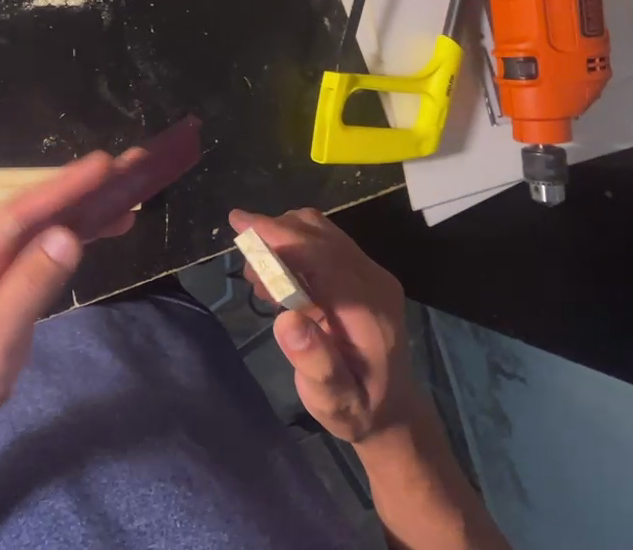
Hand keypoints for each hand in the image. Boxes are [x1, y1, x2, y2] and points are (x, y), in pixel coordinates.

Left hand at [0, 152, 141, 431]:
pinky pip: (43, 238)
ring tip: (132, 188)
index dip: (65, 185)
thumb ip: (30, 283)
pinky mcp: (5, 263)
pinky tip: (109, 222)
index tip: (104, 164)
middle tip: (131, 166)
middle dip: (84, 186)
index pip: (23, 210)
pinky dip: (76, 229)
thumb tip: (68, 236)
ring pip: (45, 219)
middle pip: (38, 205)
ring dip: (86, 205)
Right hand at [229, 208, 419, 443]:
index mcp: (367, 311)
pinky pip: (322, 241)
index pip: (321, 255)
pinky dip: (293, 245)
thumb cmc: (358, 408)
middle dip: (273, 235)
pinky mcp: (363, 272)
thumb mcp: (335, 402)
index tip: (238, 224)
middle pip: (317, 233)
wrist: (394, 408)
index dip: (279, 235)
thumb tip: (288, 320)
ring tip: (262, 280)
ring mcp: (371, 273)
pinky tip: (280, 278)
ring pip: (318, 230)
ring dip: (281, 239)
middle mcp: (374, 281)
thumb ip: (315, 364)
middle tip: (249, 271)